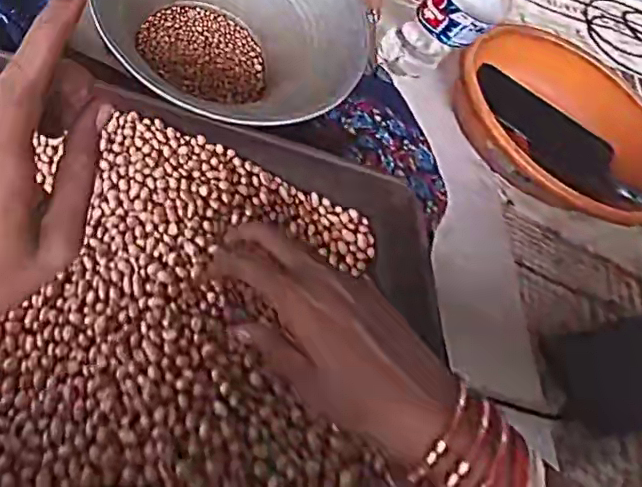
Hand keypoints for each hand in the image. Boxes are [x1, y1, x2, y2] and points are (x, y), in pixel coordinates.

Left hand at [0, 0, 104, 371]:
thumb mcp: (59, 239)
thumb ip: (83, 166)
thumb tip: (102, 107)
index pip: (28, 72)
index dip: (54, 25)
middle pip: (25, 71)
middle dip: (64, 77)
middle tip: (82, 119)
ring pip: (7, 81)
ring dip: (41, 92)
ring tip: (54, 138)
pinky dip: (17, 104)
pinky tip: (25, 142)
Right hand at [209, 223, 459, 464]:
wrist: (430, 409)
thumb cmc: (363, 402)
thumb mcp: (307, 382)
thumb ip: (270, 346)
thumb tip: (238, 324)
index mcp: (300, 301)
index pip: (250, 264)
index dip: (224, 261)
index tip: (210, 266)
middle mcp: (320, 278)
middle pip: (273, 235)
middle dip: (244, 232)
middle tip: (227, 241)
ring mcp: (346, 277)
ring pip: (299, 247)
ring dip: (273, 246)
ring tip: (260, 263)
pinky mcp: (366, 286)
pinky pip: (324, 264)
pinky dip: (302, 264)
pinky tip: (303, 288)